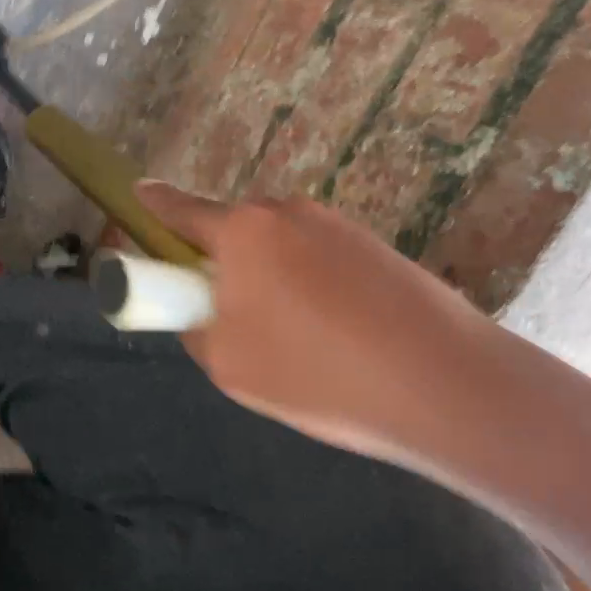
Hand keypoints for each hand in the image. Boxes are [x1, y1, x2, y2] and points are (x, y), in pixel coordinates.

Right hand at [135, 182, 492, 461]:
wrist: (457, 392)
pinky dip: (313, 289)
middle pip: (229, 230)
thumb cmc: (321, 373)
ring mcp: (337, 226)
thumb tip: (207, 312)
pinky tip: (340, 340)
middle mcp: (284, 213)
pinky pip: (319, 261)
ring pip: (277, 247)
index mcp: (240, 231)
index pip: (175, 208)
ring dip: (270, 279)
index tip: (134, 197)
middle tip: (234, 319)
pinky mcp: (379, 248)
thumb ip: (196, 328)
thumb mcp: (227, 364)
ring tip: (300, 342)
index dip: (148, 206)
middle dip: (220, 263)